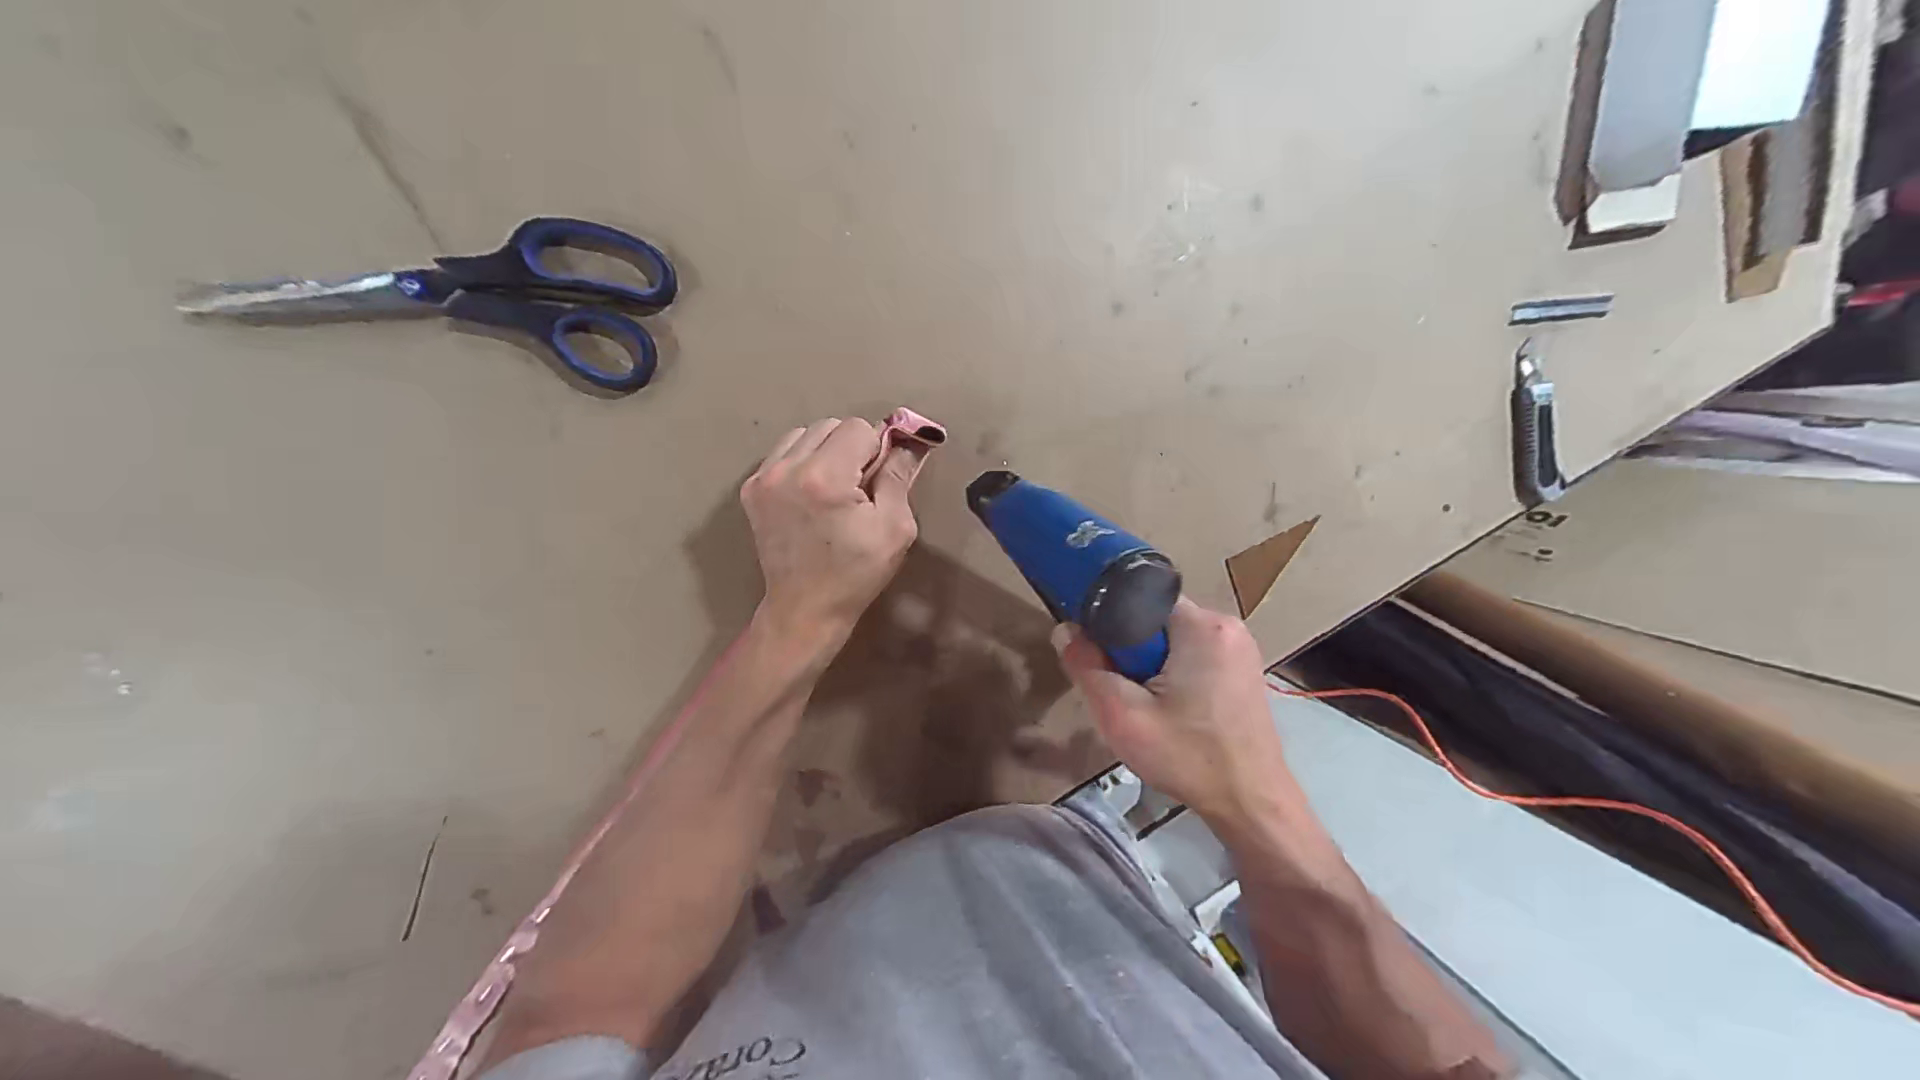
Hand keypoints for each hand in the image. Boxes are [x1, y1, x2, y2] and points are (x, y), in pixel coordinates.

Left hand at [741, 417, 925, 642]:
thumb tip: (911, 440)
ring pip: (805, 434)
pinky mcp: (751, 489)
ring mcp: (763, 478)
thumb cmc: (855, 574)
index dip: (876, 451)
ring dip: (826, 451)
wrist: (805, 609)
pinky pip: (784, 453)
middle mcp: (786, 469)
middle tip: (858, 488)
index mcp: (823, 478)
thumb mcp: (894, 527)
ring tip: (834, 490)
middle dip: (851, 448)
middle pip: (830, 425)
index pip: (858, 428)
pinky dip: (803, 463)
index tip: (877, 483)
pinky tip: (812, 495)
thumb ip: (899, 476)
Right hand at [1054, 597, 1294, 824]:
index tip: (1097, 650)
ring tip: (1146, 703)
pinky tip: (1171, 709)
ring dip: (1151, 662)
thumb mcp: (1123, 716)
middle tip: (1123, 688)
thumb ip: (1087, 668)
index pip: (1140, 598)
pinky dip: (1174, 672)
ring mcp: (1241, 648)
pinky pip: (1194, 654)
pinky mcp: (1245, 670)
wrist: (1251, 804)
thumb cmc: (1189, 757)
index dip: (1110, 620)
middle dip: (1131, 647)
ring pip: (1173, 638)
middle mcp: (1227, 625)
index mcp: (1202, 625)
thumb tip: (1065, 631)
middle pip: (1156, 618)